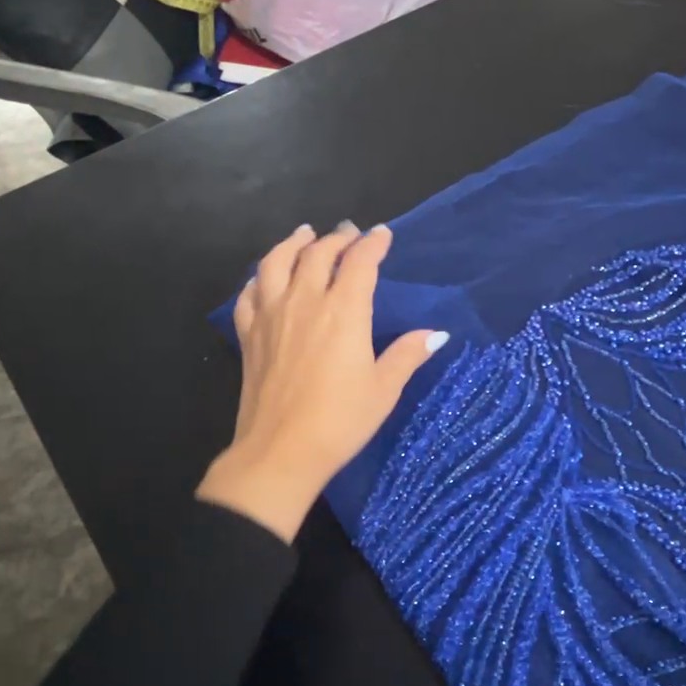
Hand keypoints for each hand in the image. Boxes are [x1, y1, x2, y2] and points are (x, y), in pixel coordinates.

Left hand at [198, 222, 447, 540]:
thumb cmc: (340, 420)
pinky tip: (265, 279)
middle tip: (348, 234)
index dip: (373, 244)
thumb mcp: (384, 389)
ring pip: (276, 263)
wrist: (280, 452)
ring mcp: (271, 316)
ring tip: (303, 234)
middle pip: (318, 254)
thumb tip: (436, 334)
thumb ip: (407, 355)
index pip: (360, 263)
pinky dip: (259, 278)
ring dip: (292, 244)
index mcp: (344, 312)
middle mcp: (305, 302)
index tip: (383, 235)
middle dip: (336, 239)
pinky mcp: (249, 335)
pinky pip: (249, 294)